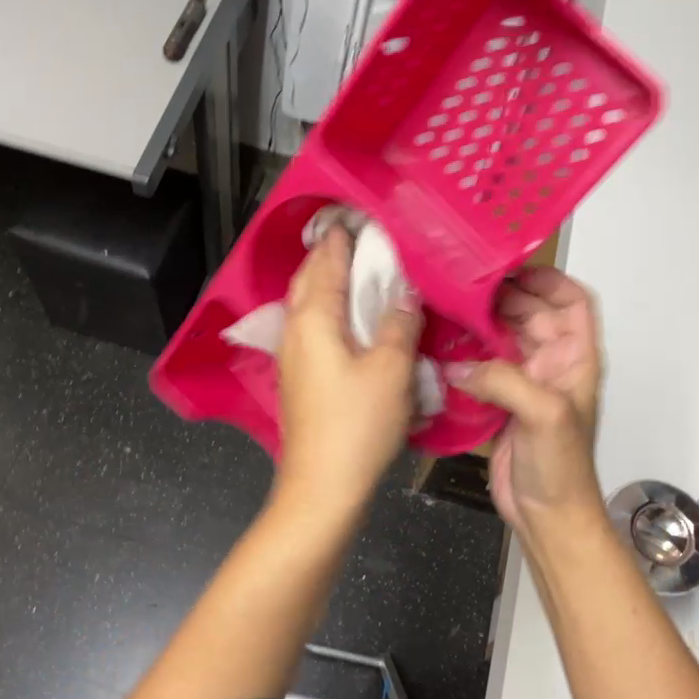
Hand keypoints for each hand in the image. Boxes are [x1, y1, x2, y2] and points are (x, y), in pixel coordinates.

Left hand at [274, 228, 422, 509]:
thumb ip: (398, 323)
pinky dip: (332, 312)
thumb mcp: (391, 369)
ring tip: (362, 272)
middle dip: (332, 254)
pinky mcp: (300, 379)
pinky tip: (354, 320)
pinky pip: (315, 329)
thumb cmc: (357, 424)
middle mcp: (295, 330)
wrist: (322, 487)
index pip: (327, 260)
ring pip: (309, 305)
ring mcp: (293, 356)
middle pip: (310, 278)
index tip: (363, 212)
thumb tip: (405, 290)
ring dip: (330, 282)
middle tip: (364, 236)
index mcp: (314, 317)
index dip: (345, 234)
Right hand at [448, 268, 605, 548]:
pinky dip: (464, 356)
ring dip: (479, 324)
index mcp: (576, 358)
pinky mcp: (500, 403)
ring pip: (503, 338)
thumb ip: (504, 381)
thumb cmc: (560, 466)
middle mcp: (552, 364)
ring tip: (444, 309)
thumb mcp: (543, 415)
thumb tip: (456, 366)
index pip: (573, 302)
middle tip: (460, 285)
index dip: (549, 280)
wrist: (547, 515)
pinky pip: (482, 368)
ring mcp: (526, 383)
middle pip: (530, 314)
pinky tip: (439, 348)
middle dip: (500, 297)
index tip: (510, 270)